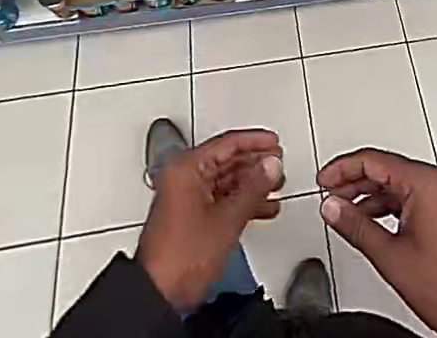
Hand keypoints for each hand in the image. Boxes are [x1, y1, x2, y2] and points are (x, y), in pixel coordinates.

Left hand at [136, 128, 284, 312]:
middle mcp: (184, 177)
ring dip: (251, 183)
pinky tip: (262, 207)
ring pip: (226, 180)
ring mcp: (186, 197)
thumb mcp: (226, 218)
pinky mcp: (190, 215)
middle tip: (278, 162)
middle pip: (227, 160)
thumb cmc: (180, 256)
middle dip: (255, 163)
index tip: (273, 141)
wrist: (159, 295)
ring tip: (275, 185)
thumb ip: (253, 187)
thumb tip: (270, 164)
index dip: (254, 141)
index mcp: (187, 168)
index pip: (227, 143)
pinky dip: (241, 201)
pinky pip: (221, 198)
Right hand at [317, 148, 436, 337]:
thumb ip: (356, 226)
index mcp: (423, 182)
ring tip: (342, 210)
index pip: (372, 159)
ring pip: (392, 183)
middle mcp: (433, 183)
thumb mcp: (391, 256)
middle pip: (382, 167)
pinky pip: (404, 198)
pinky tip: (367, 223)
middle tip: (328, 192)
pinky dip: (382, 207)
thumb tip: (332, 206)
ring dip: (365, 194)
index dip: (342, 168)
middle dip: (351, 180)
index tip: (324, 179)